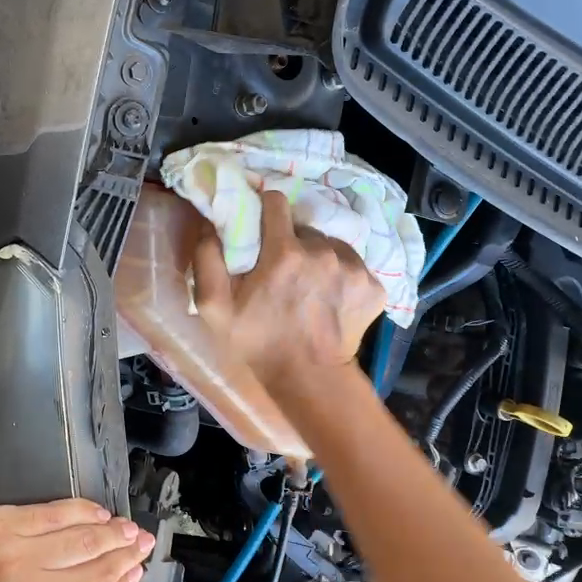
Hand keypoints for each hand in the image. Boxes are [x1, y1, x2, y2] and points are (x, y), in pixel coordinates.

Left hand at [0, 499, 154, 581]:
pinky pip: (54, 513)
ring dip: (111, 532)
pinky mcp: (5, 523)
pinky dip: (81, 511)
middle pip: (98, 569)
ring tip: (129, 527)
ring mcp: (23, 553)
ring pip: (82, 539)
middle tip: (143, 543)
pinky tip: (97, 511)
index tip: (135, 573)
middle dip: (126, 555)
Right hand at [192, 190, 386, 397]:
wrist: (309, 378)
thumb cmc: (256, 340)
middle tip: (280, 267)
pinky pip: (353, 265)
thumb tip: (210, 223)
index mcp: (284, 252)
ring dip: (317, 256)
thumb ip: (207, 259)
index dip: (264, 207)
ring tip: (306, 283)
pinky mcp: (375, 286)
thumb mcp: (214, 305)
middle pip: (303, 228)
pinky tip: (328, 296)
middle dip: (290, 241)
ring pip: (330, 245)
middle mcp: (324, 252)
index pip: (276, 203)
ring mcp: (354, 269)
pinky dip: (340, 275)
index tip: (259, 220)